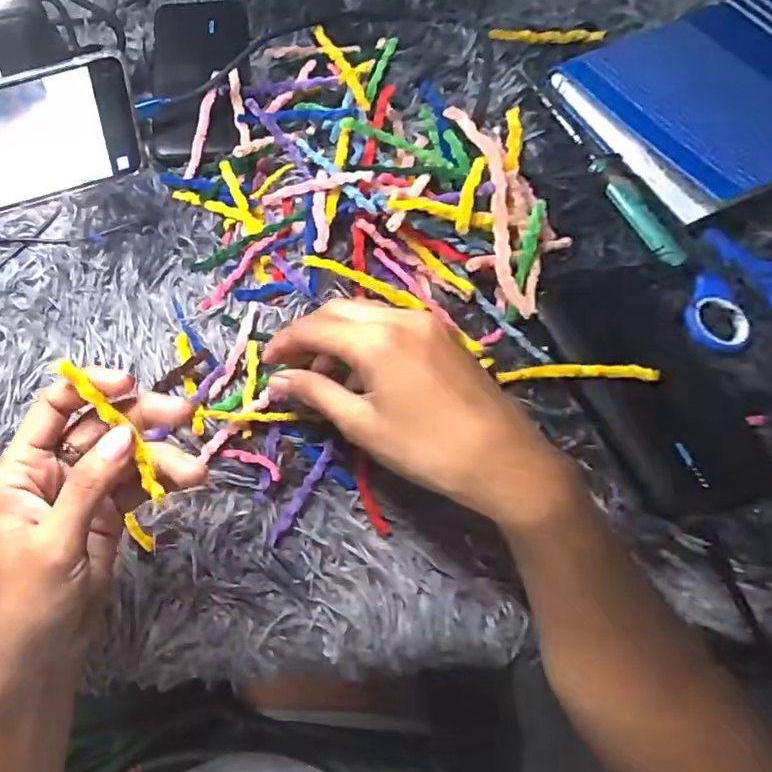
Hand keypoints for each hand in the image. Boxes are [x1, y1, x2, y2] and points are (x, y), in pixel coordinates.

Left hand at [0, 368, 206, 675]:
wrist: (47, 656)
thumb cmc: (31, 600)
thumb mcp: (55, 541)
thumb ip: (88, 486)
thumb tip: (124, 437)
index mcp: (23, 468)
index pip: (54, 408)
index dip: (90, 388)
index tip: (130, 384)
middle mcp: (53, 469)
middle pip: (99, 425)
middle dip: (139, 418)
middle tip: (183, 414)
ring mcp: (85, 489)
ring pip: (125, 454)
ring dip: (160, 456)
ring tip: (194, 472)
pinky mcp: (110, 511)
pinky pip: (138, 483)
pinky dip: (162, 479)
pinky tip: (188, 480)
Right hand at [264, 300, 583, 531]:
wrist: (505, 461)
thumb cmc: (424, 448)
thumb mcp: (361, 424)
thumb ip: (315, 393)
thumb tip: (279, 380)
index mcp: (375, 338)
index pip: (313, 327)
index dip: (284, 343)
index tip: (266, 364)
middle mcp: (399, 317)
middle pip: (336, 310)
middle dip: (307, 334)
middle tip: (291, 367)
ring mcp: (424, 322)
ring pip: (363, 314)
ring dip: (335, 336)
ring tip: (323, 377)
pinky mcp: (441, 334)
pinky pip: (388, 323)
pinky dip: (363, 339)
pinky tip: (360, 373)